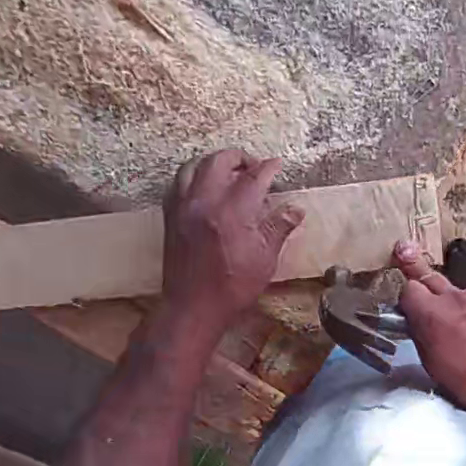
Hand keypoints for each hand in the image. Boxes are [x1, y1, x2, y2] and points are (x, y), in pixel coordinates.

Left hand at [162, 149, 304, 337]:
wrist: (193, 307)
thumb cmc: (232, 288)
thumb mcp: (265, 260)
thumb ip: (279, 228)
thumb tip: (295, 209)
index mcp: (232, 212)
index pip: (254, 177)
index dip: (268, 168)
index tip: (277, 166)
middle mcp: (204, 202)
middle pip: (220, 161)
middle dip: (240, 158)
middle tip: (253, 167)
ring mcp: (183, 207)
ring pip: (194, 166)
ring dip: (213, 163)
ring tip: (228, 172)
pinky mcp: (171, 216)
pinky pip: (178, 183)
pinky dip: (192, 176)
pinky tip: (203, 186)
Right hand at [394, 240, 465, 438]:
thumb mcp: (434, 364)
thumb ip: (423, 335)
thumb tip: (419, 324)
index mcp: (430, 315)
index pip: (410, 288)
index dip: (409, 297)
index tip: (409, 304)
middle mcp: (455, 298)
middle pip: (432, 278)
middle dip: (419, 273)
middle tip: (405, 252)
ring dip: (465, 308)